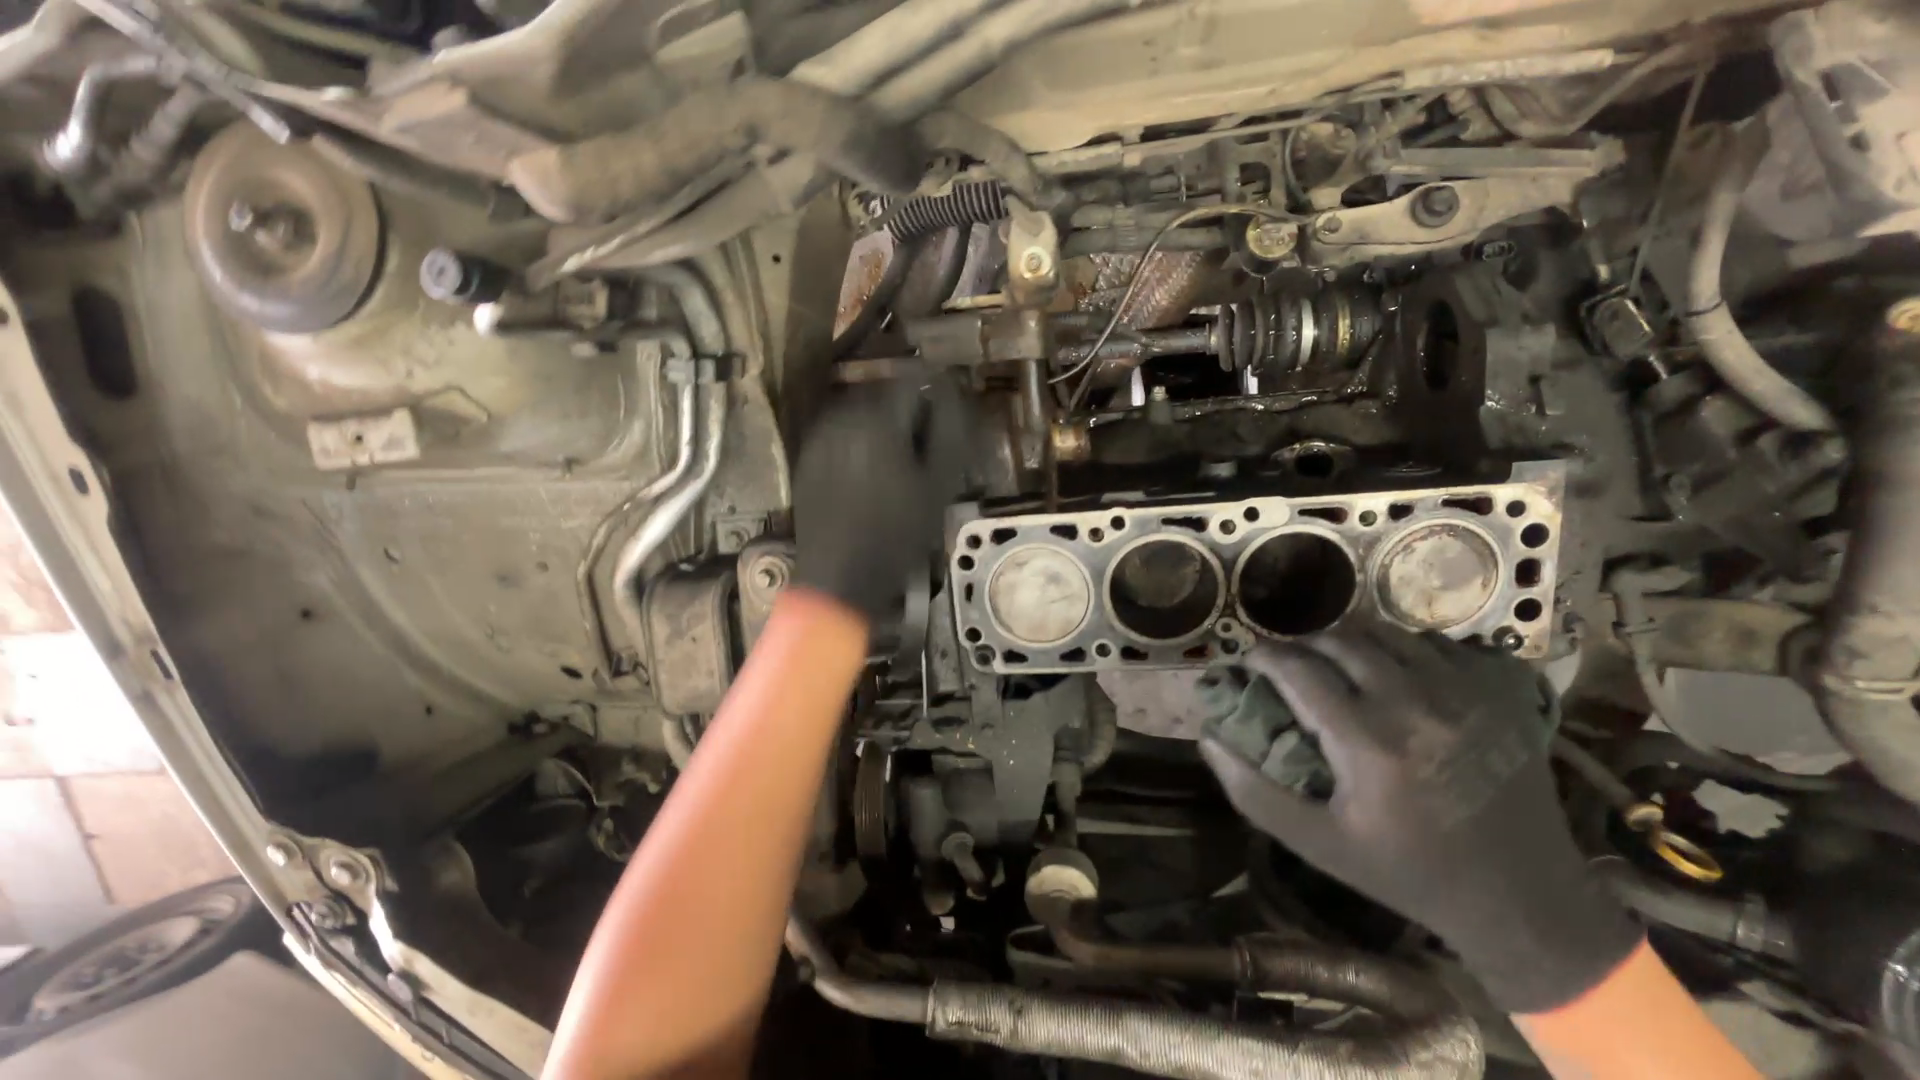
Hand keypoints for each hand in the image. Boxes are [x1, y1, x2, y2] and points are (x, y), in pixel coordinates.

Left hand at [790, 380, 969, 625]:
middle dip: (907, 409)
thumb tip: (951, 392)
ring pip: (860, 412)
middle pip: (884, 393)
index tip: (946, 419)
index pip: (913, 382)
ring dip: (882, 425)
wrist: (840, 578)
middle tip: (925, 444)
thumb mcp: (937, 485)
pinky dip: (858, 442)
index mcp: (876, 419)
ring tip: (899, 460)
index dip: (935, 396)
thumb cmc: (897, 535)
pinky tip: (870, 474)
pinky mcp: (807, 458)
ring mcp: (819, 437)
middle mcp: (841, 417)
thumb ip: (948, 430)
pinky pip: (840, 434)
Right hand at [1198, 624, 1641, 1014]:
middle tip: (1289, 654)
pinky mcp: (1503, 693)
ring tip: (1335, 654)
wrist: (1520, 898)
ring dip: (1354, 637)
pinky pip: (1442, 645)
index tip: (1249, 657)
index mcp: (1368, 742)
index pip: (1298, 670)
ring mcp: (1466, 693)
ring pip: (1392, 633)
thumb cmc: (1407, 873)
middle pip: (1343, 639)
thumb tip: (1208, 737)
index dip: (1265, 656)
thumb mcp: (1319, 843)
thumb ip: (1254, 792)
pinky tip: (1396, 670)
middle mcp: (1416, 703)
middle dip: (1305, 640)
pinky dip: (1408, 647)